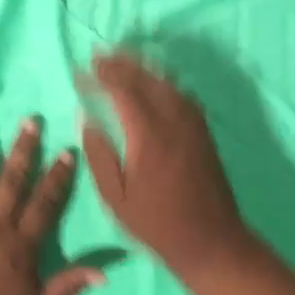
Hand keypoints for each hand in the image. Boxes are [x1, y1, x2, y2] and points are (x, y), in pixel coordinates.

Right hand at [81, 52, 248, 274]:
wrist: (211, 240)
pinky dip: (164, 81)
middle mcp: (173, 122)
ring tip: (123, 58)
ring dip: (143, 67)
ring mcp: (192, 125)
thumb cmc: (156, 223)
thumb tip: (87, 121)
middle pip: (146, 79)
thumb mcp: (116, 197)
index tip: (83, 69)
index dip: (102, 76)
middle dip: (122, 63)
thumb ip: (99, 156)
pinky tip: (154, 80)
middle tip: (100, 54)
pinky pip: (182, 94)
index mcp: (147, 136)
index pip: (122, 92)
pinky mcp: (203, 131)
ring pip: (167, 82)